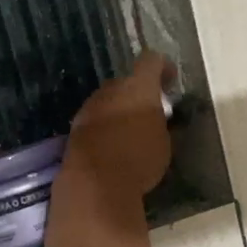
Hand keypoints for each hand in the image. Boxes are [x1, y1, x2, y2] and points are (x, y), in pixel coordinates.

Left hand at [63, 52, 171, 200]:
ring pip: (108, 102)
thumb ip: (160, 125)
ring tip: (129, 134)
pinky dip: (105, 128)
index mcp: (138, 87)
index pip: (151, 61)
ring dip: (119, 111)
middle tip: (148, 114)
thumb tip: (157, 121)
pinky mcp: (75, 129)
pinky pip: (95, 121)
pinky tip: (112, 148)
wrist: (95, 184)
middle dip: (138, 94)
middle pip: (126, 82)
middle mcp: (111, 90)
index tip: (171, 81)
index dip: (163, 68)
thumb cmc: (139, 161)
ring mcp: (89, 108)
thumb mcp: (163, 144)